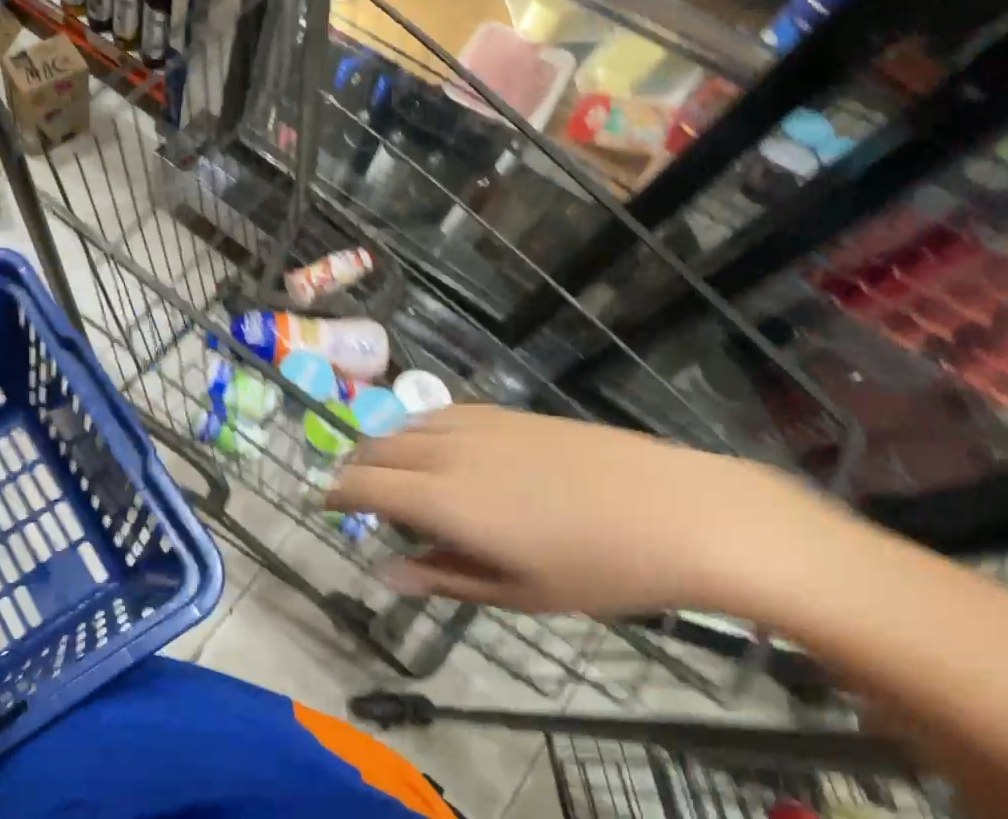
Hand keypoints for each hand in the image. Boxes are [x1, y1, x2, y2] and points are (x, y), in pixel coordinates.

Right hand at [326, 406, 847, 615]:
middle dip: (355, 471)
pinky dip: (419, 430)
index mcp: (443, 501)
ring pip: (405, 426)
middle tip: (357, 497)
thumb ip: (443, 578)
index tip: (326, 505)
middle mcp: (447, 453)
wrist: (682, 512)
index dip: (337, 494)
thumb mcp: (518, 593)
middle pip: (376, 449)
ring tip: (393, 474)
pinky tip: (438, 448)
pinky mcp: (508, 413)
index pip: (364, 486)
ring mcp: (479, 426)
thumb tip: (388, 571)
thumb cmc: (599, 569)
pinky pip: (440, 413)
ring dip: (385, 448)